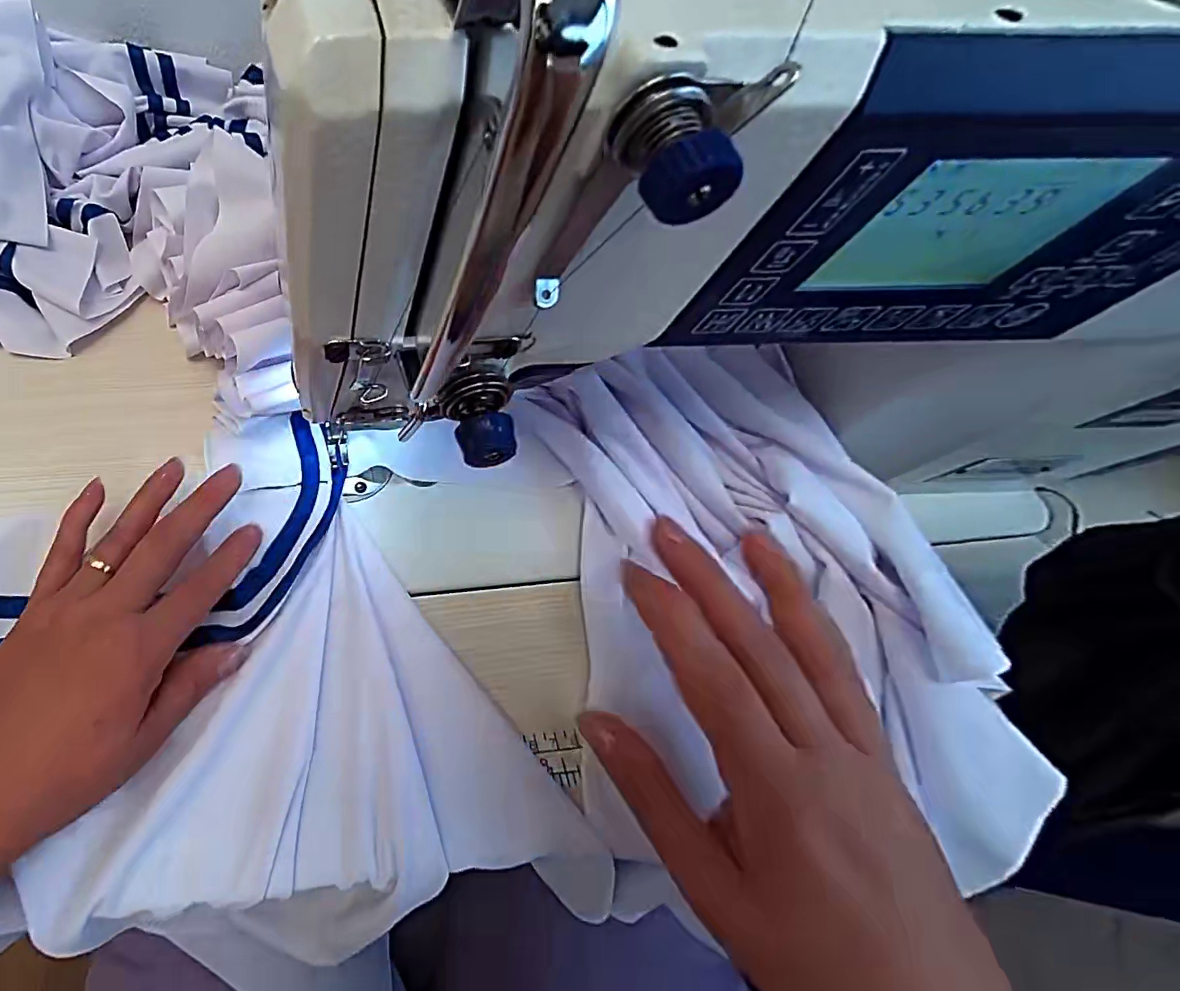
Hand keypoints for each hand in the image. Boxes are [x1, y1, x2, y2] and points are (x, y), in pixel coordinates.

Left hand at [0, 458, 262, 862]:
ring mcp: (68, 602)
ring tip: (175, 466)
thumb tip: (235, 649)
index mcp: (139, 651)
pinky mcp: (36, 604)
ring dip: (149, 498)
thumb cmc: (69, 772)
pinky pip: (61, 551)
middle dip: (200, 508)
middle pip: (163, 549)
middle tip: (227, 476)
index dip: (229, 560)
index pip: (197, 593)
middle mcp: (107, 613)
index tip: (252, 530)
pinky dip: (78, 515)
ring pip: (117, 538)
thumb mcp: (140, 742)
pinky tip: (95, 487)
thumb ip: (187, 687)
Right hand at [580, 518, 1008, 990]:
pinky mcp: (887, 769)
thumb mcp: (709, 885)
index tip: (635, 573)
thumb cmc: (803, 950)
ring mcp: (868, 759)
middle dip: (712, 582)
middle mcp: (829, 757)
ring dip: (781, 590)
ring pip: (820, 657)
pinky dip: (824, 634)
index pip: (714, 677)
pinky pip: (851, 685)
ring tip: (752, 541)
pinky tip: (805, 611)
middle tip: (671, 533)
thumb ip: (652, 795)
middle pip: (763, 650)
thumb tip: (595, 719)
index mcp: (777, 785)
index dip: (671, 617)